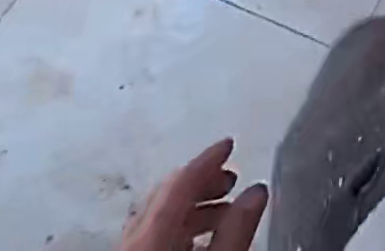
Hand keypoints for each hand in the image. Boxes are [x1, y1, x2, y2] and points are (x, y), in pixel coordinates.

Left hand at [119, 138, 267, 250]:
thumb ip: (237, 226)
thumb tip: (257, 190)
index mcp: (153, 226)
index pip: (182, 178)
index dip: (209, 157)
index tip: (229, 143)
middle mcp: (134, 233)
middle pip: (168, 192)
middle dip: (202, 180)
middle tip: (229, 178)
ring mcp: (127, 249)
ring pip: (158, 214)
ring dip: (192, 205)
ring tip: (221, 211)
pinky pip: (151, 233)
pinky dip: (177, 225)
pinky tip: (198, 238)